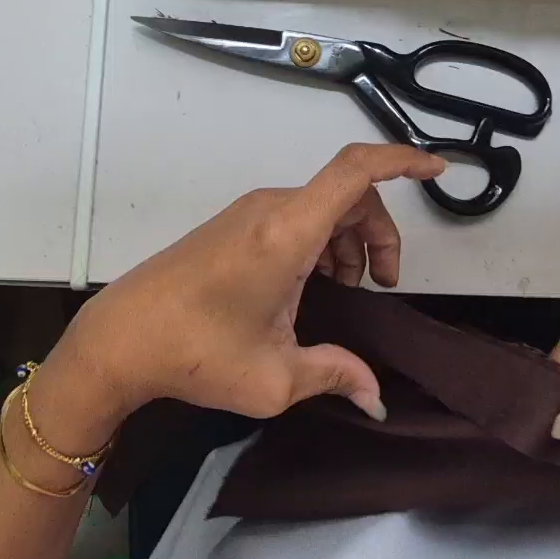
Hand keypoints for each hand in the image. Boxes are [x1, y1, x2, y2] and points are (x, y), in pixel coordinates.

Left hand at [35, 143, 444, 446]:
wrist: (121, 336)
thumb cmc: (197, 351)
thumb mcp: (275, 377)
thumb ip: (335, 376)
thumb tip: (377, 398)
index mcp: (288, 230)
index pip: (355, 170)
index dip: (403, 160)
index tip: (438, 169)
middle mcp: (272, 208)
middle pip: (349, 195)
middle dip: (380, 234)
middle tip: (382, 284)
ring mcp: (250, 212)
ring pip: (323, 206)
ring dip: (349, 241)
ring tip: (346, 288)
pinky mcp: (236, 223)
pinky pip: (297, 215)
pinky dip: (321, 241)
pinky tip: (312, 284)